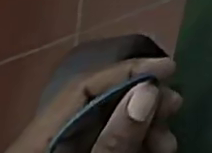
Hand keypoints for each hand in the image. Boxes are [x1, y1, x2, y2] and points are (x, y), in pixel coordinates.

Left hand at [4, 57, 182, 152]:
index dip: (130, 70)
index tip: (171, 67)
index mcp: (35, 135)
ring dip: (143, 124)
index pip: (86, 83)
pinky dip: (131, 140)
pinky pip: (103, 140)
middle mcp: (43, 136)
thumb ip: (114, 138)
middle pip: (100, 103)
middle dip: (143, 100)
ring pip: (106, 123)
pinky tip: (153, 147)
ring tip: (169, 140)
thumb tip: (150, 88)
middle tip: (176, 105)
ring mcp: (56, 149)